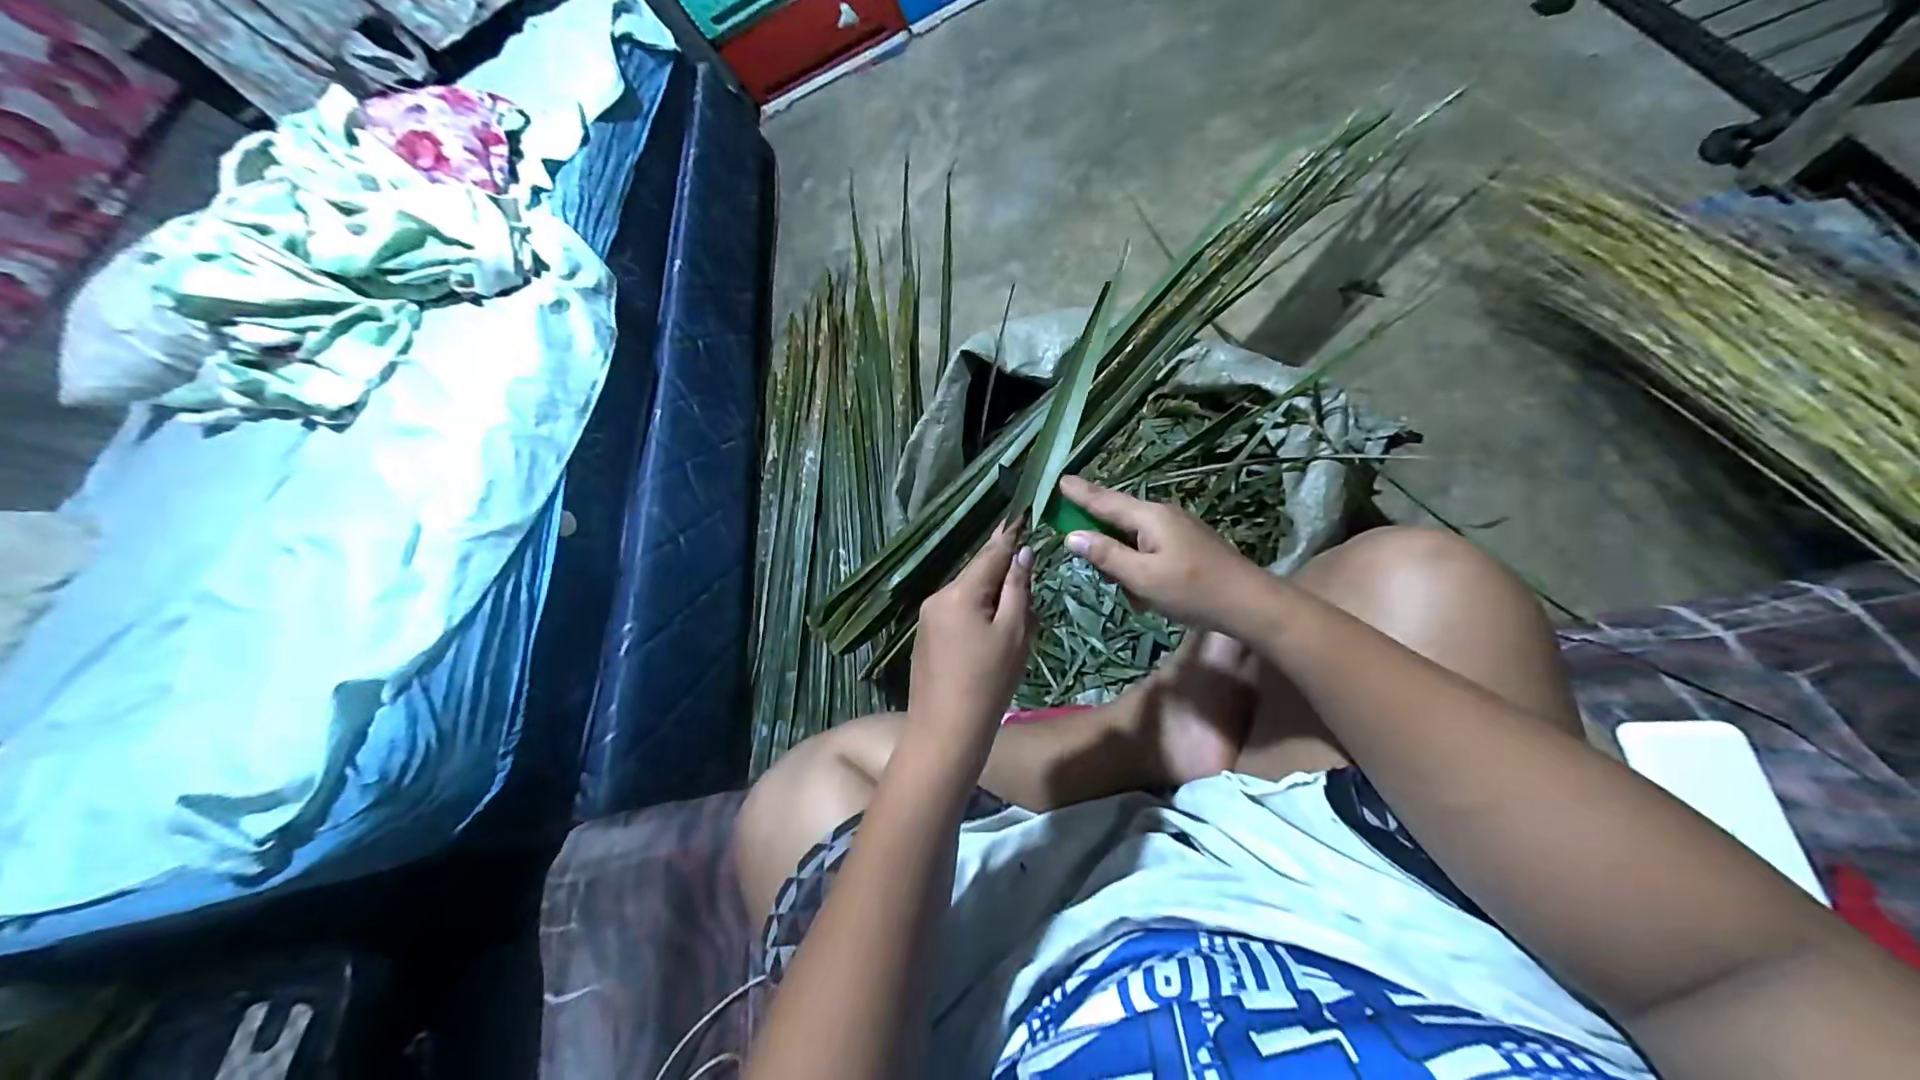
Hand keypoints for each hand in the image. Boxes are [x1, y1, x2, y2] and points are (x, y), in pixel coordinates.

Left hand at [908, 521, 1035, 735]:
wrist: (945, 731)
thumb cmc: (988, 681)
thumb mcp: (1014, 633)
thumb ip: (1017, 589)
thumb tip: (1021, 553)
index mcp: (959, 592)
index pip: (991, 553)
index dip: (1010, 535)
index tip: (1024, 513)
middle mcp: (938, 597)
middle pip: (979, 575)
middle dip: (1005, 580)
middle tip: (1030, 601)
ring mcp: (928, 618)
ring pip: (969, 597)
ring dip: (993, 602)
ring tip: (1013, 632)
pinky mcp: (926, 638)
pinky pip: (957, 615)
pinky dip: (978, 618)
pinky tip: (991, 645)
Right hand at [1058, 475, 1273, 633]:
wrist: (1250, 603)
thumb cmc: (1192, 590)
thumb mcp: (1142, 577)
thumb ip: (1106, 555)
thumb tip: (1072, 535)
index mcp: (1149, 517)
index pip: (1104, 501)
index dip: (1080, 493)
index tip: (1059, 481)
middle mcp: (1163, 515)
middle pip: (1118, 520)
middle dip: (1103, 544)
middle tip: (1103, 574)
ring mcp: (1178, 528)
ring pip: (1134, 540)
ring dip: (1125, 565)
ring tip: (1137, 597)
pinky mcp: (1187, 544)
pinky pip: (1150, 549)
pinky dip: (1142, 569)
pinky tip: (1151, 595)